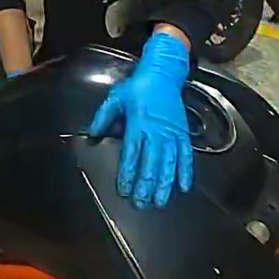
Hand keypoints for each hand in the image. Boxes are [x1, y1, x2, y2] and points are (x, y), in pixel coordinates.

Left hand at [86, 31, 193, 207]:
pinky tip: (183, 187)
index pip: (132, 153)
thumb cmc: (138, 86)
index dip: (128, 173)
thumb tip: (92, 134)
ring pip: (168, 163)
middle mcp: (156, 131)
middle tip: (141, 204)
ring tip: (159, 201)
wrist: (163, 74)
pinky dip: (186, 172)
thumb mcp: (116, 97)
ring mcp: (171, 133)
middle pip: (151, 163)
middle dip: (146, 185)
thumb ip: (103, 116)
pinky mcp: (182, 133)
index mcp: (138, 123)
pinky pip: (185, 155)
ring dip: (164, 183)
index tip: (124, 189)